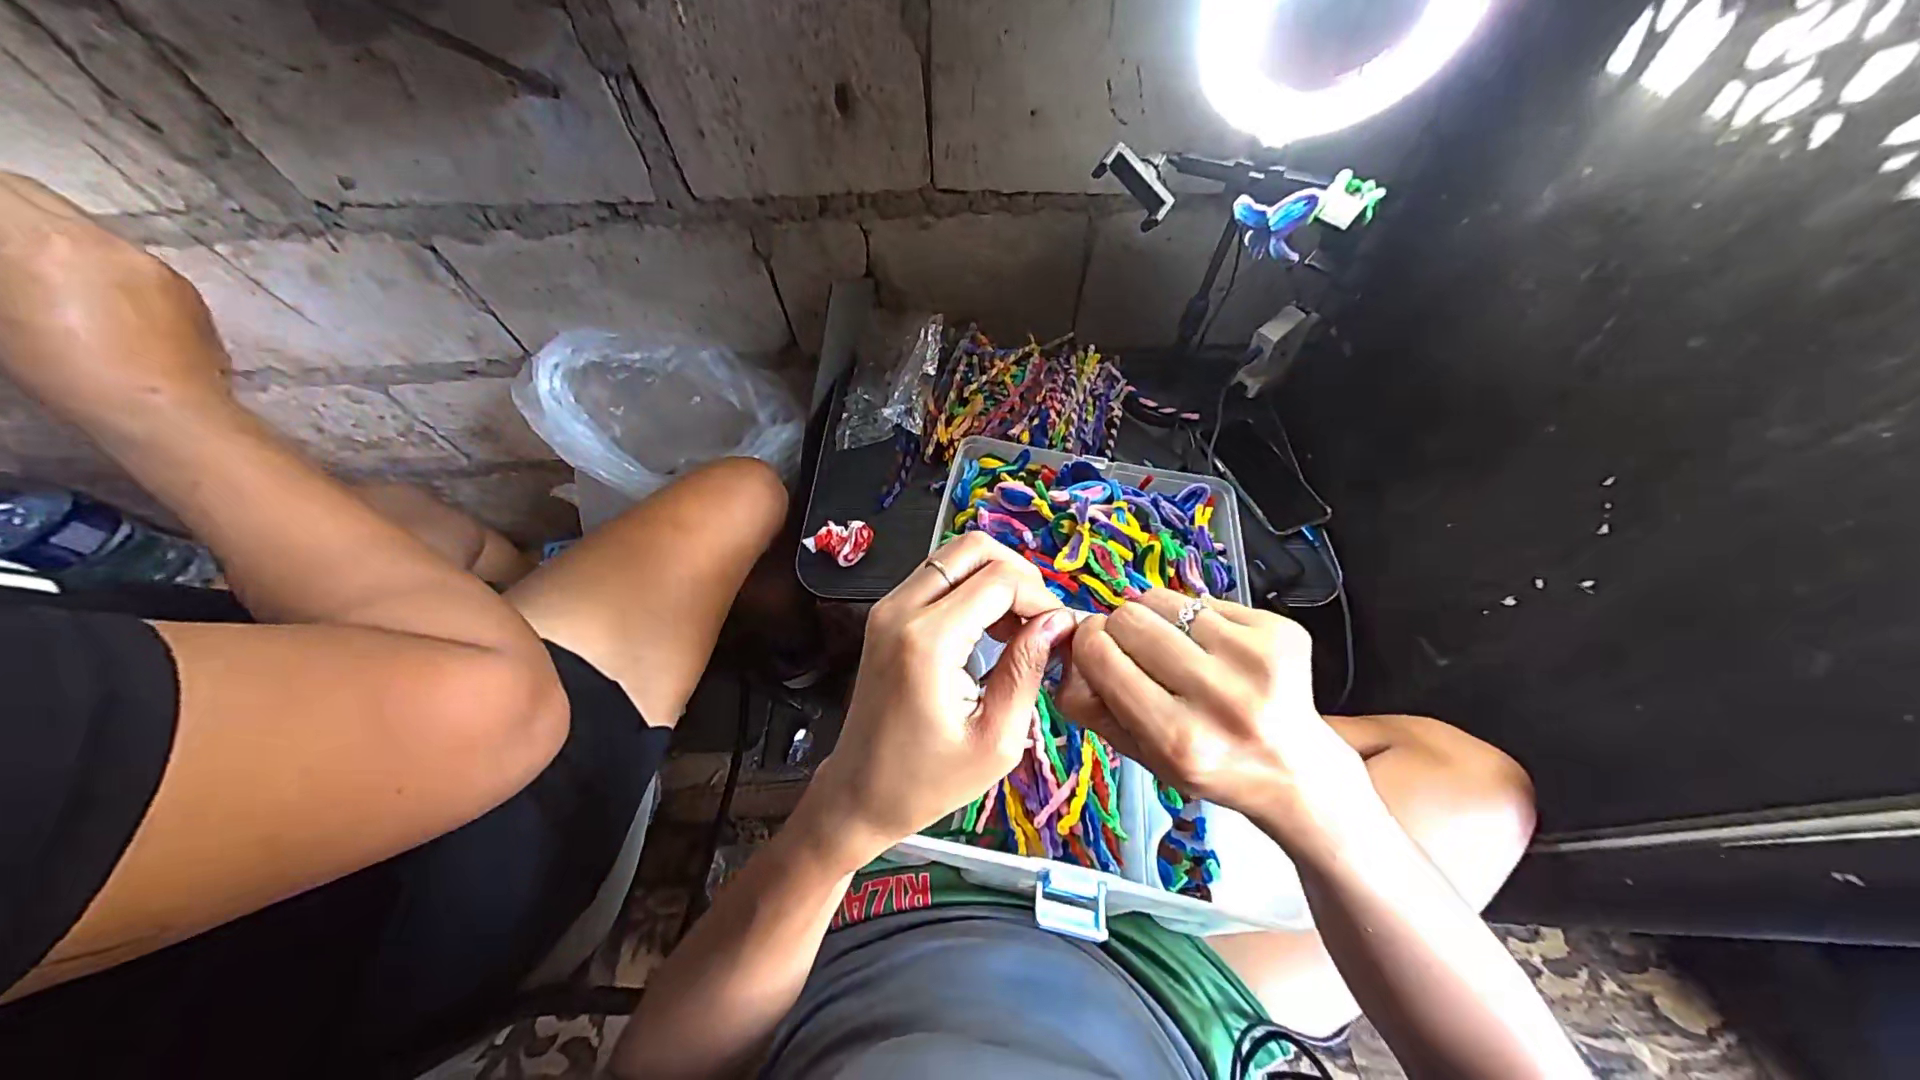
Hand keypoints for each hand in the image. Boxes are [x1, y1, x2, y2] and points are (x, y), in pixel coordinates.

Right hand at [0, 174, 234, 435]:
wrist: (167, 407)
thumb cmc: (65, 369)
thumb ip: (4, 264)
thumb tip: (12, 258)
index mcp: (44, 238)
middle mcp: (106, 240)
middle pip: (35, 196)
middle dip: (5, 208)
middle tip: (0, 240)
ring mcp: (154, 263)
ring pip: (88, 227)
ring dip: (56, 234)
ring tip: (38, 266)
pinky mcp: (186, 288)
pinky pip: (131, 258)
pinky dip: (102, 261)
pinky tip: (97, 294)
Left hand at [808, 532, 1076, 857]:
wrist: (860, 792)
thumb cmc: (926, 781)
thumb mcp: (995, 740)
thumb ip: (1027, 670)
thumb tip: (1057, 622)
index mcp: (927, 642)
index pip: (1000, 579)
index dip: (1040, 597)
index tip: (1057, 632)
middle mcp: (900, 611)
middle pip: (973, 547)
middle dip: (1018, 574)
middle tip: (1038, 620)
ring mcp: (888, 608)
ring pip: (955, 555)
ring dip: (995, 579)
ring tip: (1016, 629)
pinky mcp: (886, 614)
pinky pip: (938, 576)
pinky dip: (972, 588)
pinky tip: (989, 629)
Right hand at [1056, 589, 1377, 847]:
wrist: (1294, 770)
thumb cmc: (1206, 764)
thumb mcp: (1137, 752)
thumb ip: (1088, 702)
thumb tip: (1064, 643)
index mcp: (1177, 739)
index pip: (1099, 653)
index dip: (1088, 644)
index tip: (1097, 652)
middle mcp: (1221, 697)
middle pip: (1128, 617)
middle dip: (1120, 629)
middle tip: (1139, 654)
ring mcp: (1257, 659)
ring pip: (1163, 598)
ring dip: (1157, 618)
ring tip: (1177, 650)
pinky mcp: (1281, 631)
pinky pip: (1204, 598)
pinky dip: (1196, 618)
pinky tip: (1215, 650)